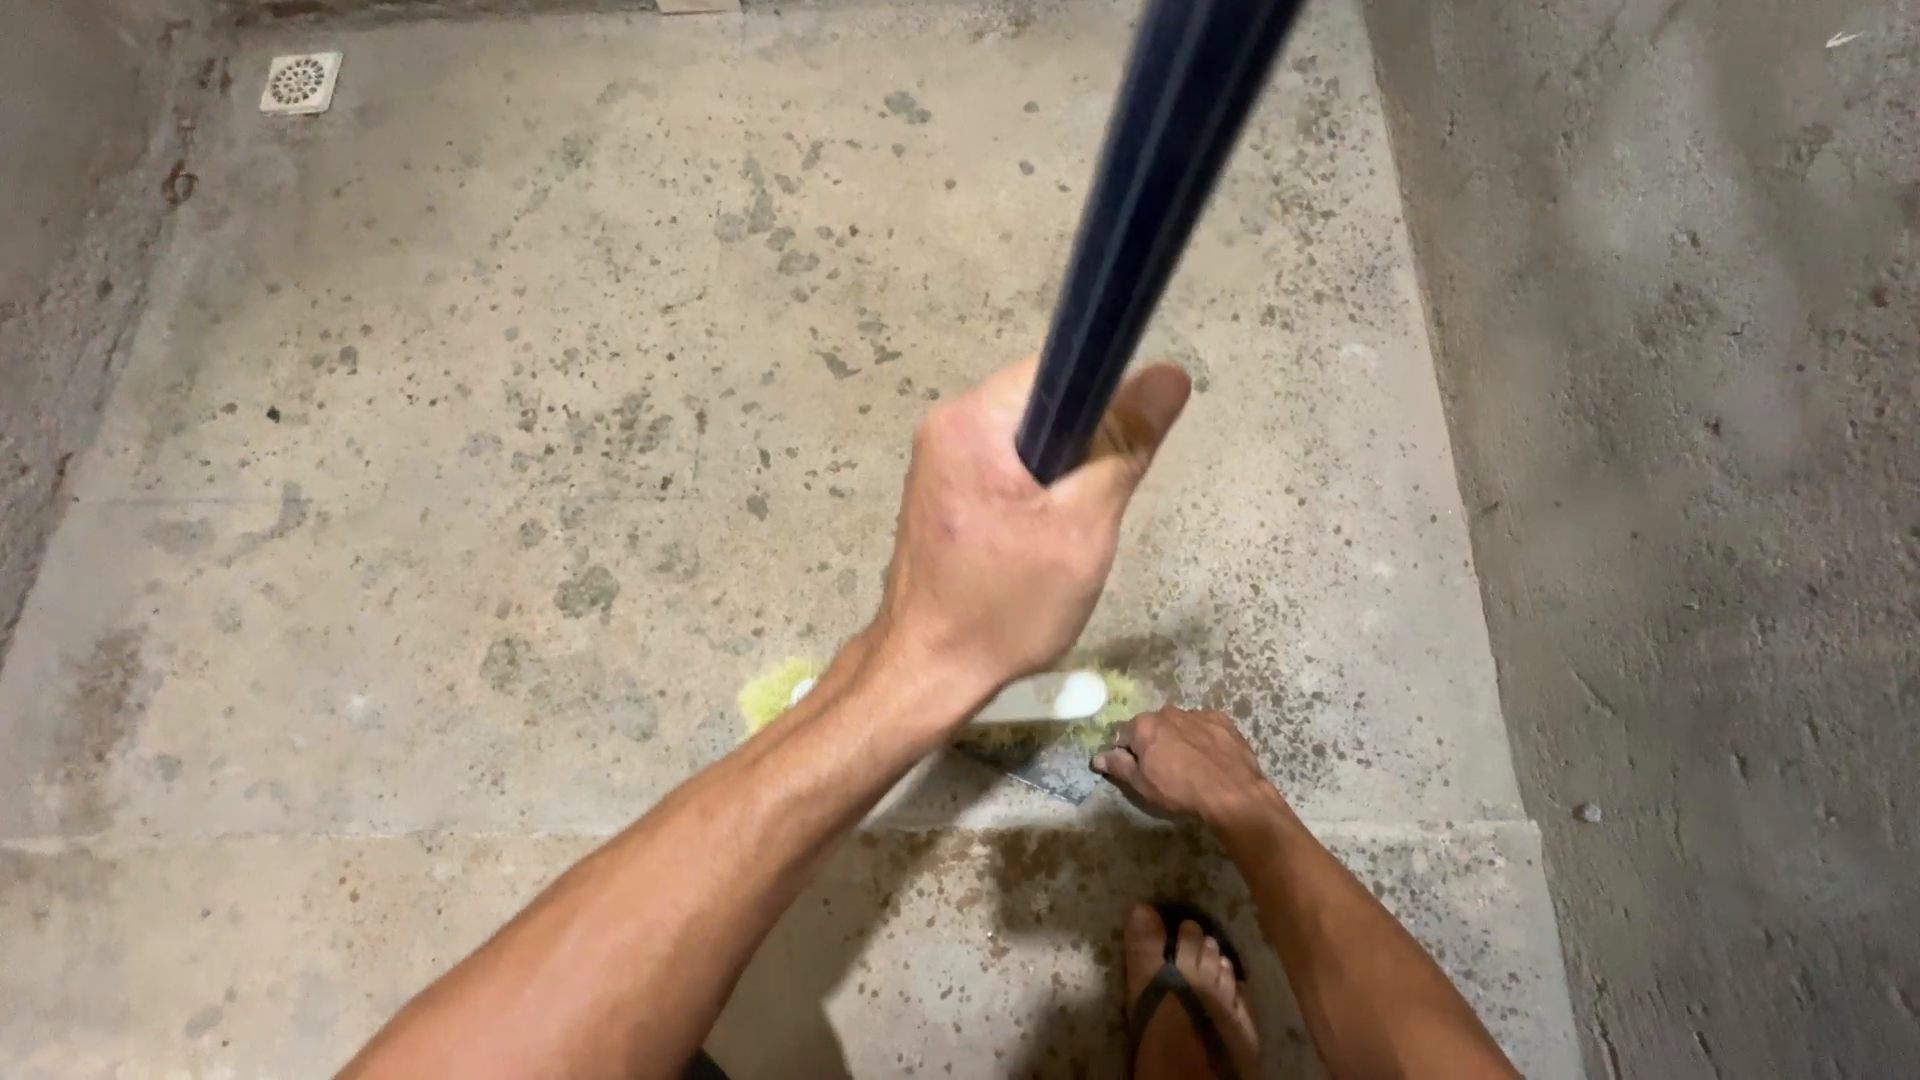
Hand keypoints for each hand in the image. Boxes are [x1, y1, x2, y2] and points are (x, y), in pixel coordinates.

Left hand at [870, 354, 1189, 698]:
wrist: (928, 672)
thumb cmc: (1004, 606)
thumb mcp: (1081, 530)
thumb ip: (1125, 447)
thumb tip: (1169, 374)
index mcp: (970, 421)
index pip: (1056, 370)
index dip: (1103, 401)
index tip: (1120, 454)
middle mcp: (945, 426)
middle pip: (1042, 405)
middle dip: (1081, 451)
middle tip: (1086, 513)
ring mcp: (937, 460)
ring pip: (1027, 442)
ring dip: (1059, 478)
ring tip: (1061, 535)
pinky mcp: (940, 491)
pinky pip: (1004, 469)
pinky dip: (1032, 495)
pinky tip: (1034, 542)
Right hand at [1091, 705, 1277, 826]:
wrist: (1232, 792)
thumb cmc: (1179, 790)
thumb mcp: (1142, 784)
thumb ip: (1118, 766)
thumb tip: (1097, 756)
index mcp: (1143, 725)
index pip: (1124, 734)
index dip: (1128, 753)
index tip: (1138, 769)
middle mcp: (1167, 712)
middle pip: (1152, 726)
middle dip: (1154, 742)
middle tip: (1165, 768)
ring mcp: (1196, 713)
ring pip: (1179, 724)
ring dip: (1179, 738)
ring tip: (1192, 764)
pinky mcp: (1221, 720)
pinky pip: (1204, 726)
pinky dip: (1203, 737)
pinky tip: (1211, 757)